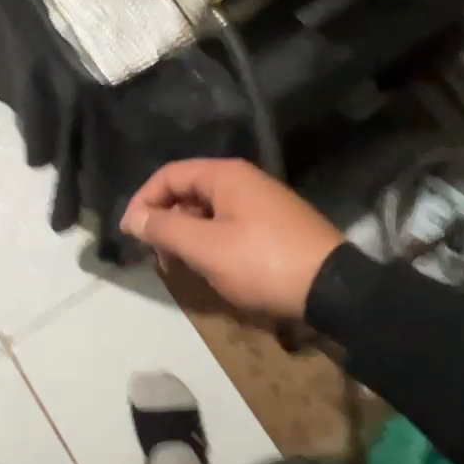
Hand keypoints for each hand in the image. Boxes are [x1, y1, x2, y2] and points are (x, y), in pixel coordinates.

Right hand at [121, 159, 343, 319]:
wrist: (332, 288)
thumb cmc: (263, 262)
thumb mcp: (207, 248)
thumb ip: (166, 229)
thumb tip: (133, 217)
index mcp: (225, 175)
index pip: (168, 175)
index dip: (143, 201)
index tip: (131, 235)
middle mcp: (242, 180)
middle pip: (188, 191)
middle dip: (165, 221)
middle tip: (157, 257)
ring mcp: (260, 202)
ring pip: (207, 211)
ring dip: (187, 235)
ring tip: (181, 267)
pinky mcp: (272, 225)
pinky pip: (228, 224)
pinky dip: (210, 242)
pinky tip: (211, 268)